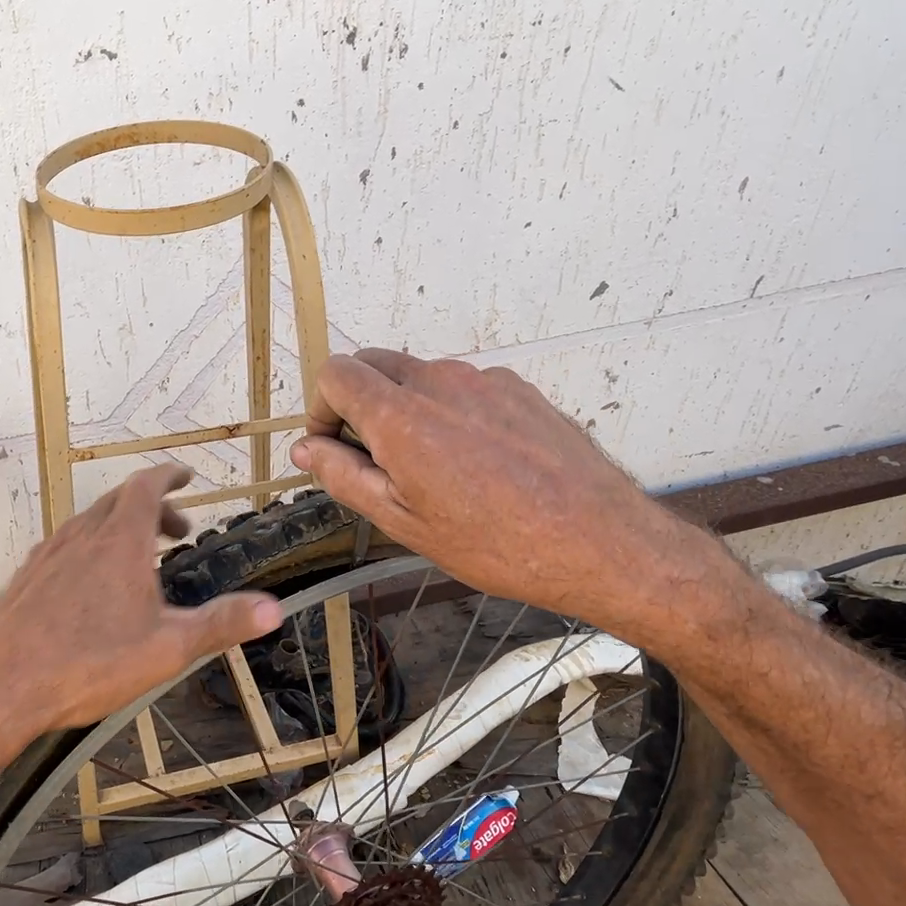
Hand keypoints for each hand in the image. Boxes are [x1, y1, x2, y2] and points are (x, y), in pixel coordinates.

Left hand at [0, 464, 284, 742]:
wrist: (0, 688)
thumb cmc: (88, 664)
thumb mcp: (167, 649)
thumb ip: (221, 624)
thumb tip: (274, 609)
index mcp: (119, 542)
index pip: (146, 487)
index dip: (168, 475)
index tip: (186, 475)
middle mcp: (81, 536)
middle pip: (120, 501)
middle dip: (153, 506)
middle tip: (179, 531)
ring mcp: (48, 554)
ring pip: (90, 522)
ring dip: (121, 526)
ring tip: (140, 559)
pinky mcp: (26, 576)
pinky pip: (65, 545)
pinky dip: (90, 546)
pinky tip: (91, 583)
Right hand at [288, 350, 719, 634]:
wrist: (599, 541)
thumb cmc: (493, 541)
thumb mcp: (402, 521)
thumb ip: (343, 476)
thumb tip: (306, 448)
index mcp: (400, 415)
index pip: (336, 374)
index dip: (321, 408)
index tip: (332, 446)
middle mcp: (439, 381)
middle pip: (373, 363)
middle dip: (356, 401)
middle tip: (371, 456)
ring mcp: (483, 379)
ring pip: (418, 375)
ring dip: (404, 406)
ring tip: (431, 467)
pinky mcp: (518, 387)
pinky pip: (462, 386)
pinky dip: (448, 410)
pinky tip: (475, 460)